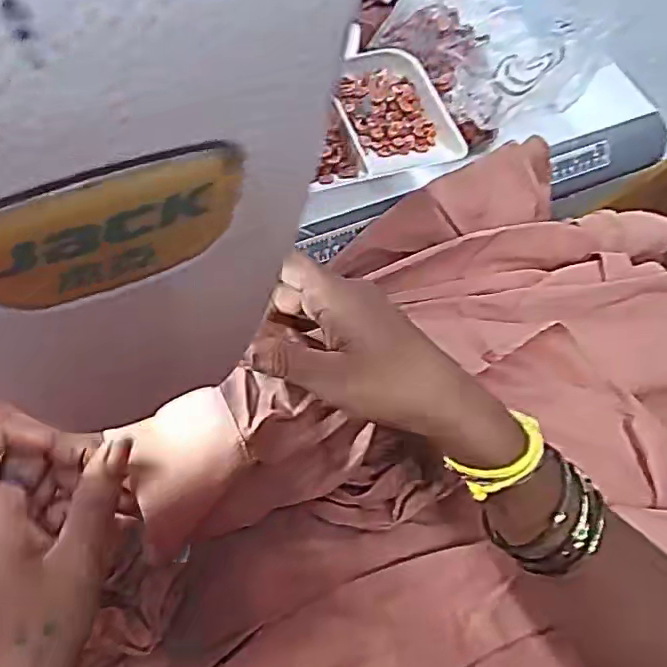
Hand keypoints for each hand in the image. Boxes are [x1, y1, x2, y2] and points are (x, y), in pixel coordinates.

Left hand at [0, 409, 133, 666]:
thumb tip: (117, 444)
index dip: (20, 430)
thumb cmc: (43, 630)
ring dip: (71, 488)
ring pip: (28, 487)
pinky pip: (34, 515)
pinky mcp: (7, 555)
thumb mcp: (79, 556)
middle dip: (62, 460)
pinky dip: (66, 513)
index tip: (67, 451)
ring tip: (115, 504)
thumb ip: (96, 494)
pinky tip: (102, 527)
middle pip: (10, 460)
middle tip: (107, 478)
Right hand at [250, 251, 523, 468]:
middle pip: (290, 288)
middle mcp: (344, 293)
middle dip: (261, 309)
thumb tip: (240, 348)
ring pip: (304, 309)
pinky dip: (300, 337)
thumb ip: (281, 360)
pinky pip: (320, 324)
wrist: (444, 402)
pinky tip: (284, 358)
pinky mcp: (363, 329)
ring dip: (280, 328)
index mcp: (334, 292)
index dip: (254, 272)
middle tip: (228, 334)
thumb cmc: (387, 385)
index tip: (222, 290)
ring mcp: (355, 310)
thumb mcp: (328, 378)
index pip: (285, 264)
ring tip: (249, 348)